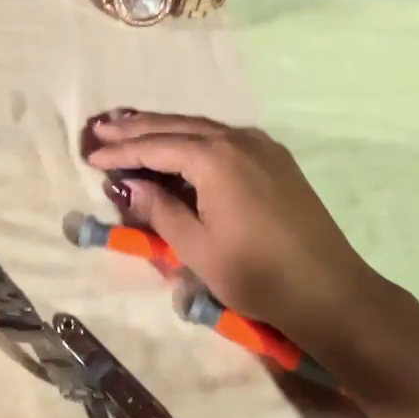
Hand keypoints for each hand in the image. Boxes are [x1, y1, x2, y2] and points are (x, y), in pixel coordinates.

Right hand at [86, 111, 385, 339]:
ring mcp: (262, 147)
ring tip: (131, 128)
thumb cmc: (256, 274)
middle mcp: (239, 140)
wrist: (328, 290)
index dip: (121, 151)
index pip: (157, 146)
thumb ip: (160, 210)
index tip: (90, 155)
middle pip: (178, 127)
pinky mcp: (276, 161)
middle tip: (102, 128)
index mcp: (216, 158)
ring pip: (203, 129)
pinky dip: (195, 138)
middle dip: (138, 128)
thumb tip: (130, 185)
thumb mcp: (197, 247)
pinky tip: (181, 145)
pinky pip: (225, 139)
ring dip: (166, 129)